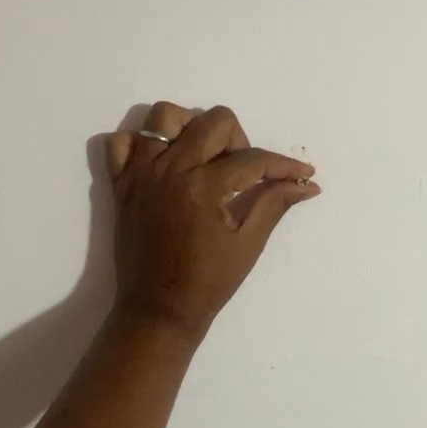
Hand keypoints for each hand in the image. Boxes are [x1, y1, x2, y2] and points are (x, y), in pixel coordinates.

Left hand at [103, 103, 320, 333]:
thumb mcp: (247, 244)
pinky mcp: (119, 184)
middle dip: (239, 141)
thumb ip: (274, 204)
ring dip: (189, 127)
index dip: (283, 166)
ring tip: (201, 156)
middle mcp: (169, 170)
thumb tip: (307, 184)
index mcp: (203, 187)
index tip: (301, 175)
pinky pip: (119, 142)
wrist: (158, 310)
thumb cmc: (207, 283)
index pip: (252, 159)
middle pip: (213, 121)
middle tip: (241, 172)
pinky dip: (139, 143)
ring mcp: (139, 174)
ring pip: (163, 117)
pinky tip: (161, 162)